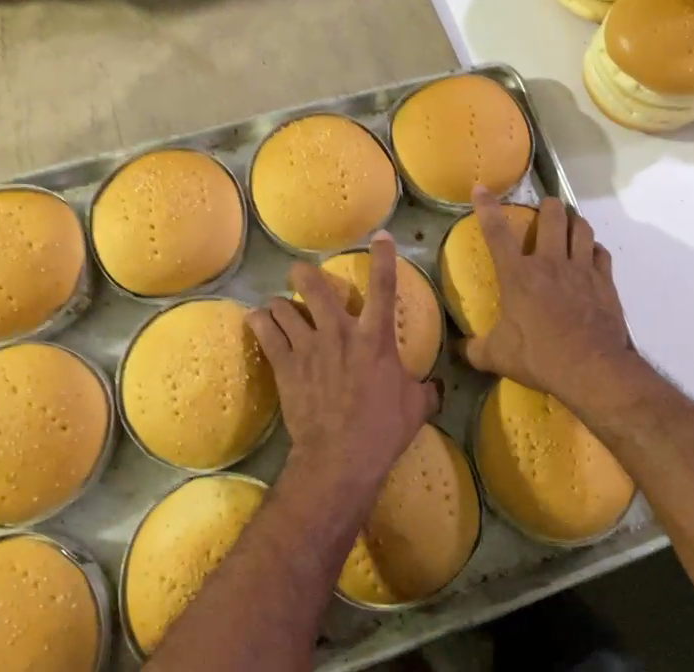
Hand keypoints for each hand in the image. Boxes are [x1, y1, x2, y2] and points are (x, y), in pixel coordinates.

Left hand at [247, 233, 439, 494]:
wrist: (340, 457)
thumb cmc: (383, 430)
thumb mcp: (416, 408)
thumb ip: (427, 390)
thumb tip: (438, 387)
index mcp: (376, 338)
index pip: (384, 287)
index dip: (384, 258)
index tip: (381, 236)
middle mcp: (340, 333)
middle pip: (317, 289)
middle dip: (305, 274)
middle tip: (300, 270)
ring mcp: (309, 348)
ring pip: (285, 308)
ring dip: (281, 304)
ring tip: (277, 305)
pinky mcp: (285, 366)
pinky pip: (266, 335)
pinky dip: (260, 323)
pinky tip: (256, 318)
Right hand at [461, 187, 636, 404]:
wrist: (591, 368)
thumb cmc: (539, 358)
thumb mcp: (497, 357)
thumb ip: (476, 349)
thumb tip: (461, 348)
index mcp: (518, 274)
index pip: (497, 232)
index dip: (487, 207)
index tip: (481, 188)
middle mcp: (549, 262)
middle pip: (551, 216)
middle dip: (547, 205)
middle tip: (544, 208)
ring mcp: (581, 269)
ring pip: (581, 227)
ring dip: (574, 221)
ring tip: (569, 223)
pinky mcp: (604, 281)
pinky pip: (601, 252)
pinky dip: (594, 248)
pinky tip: (591, 254)